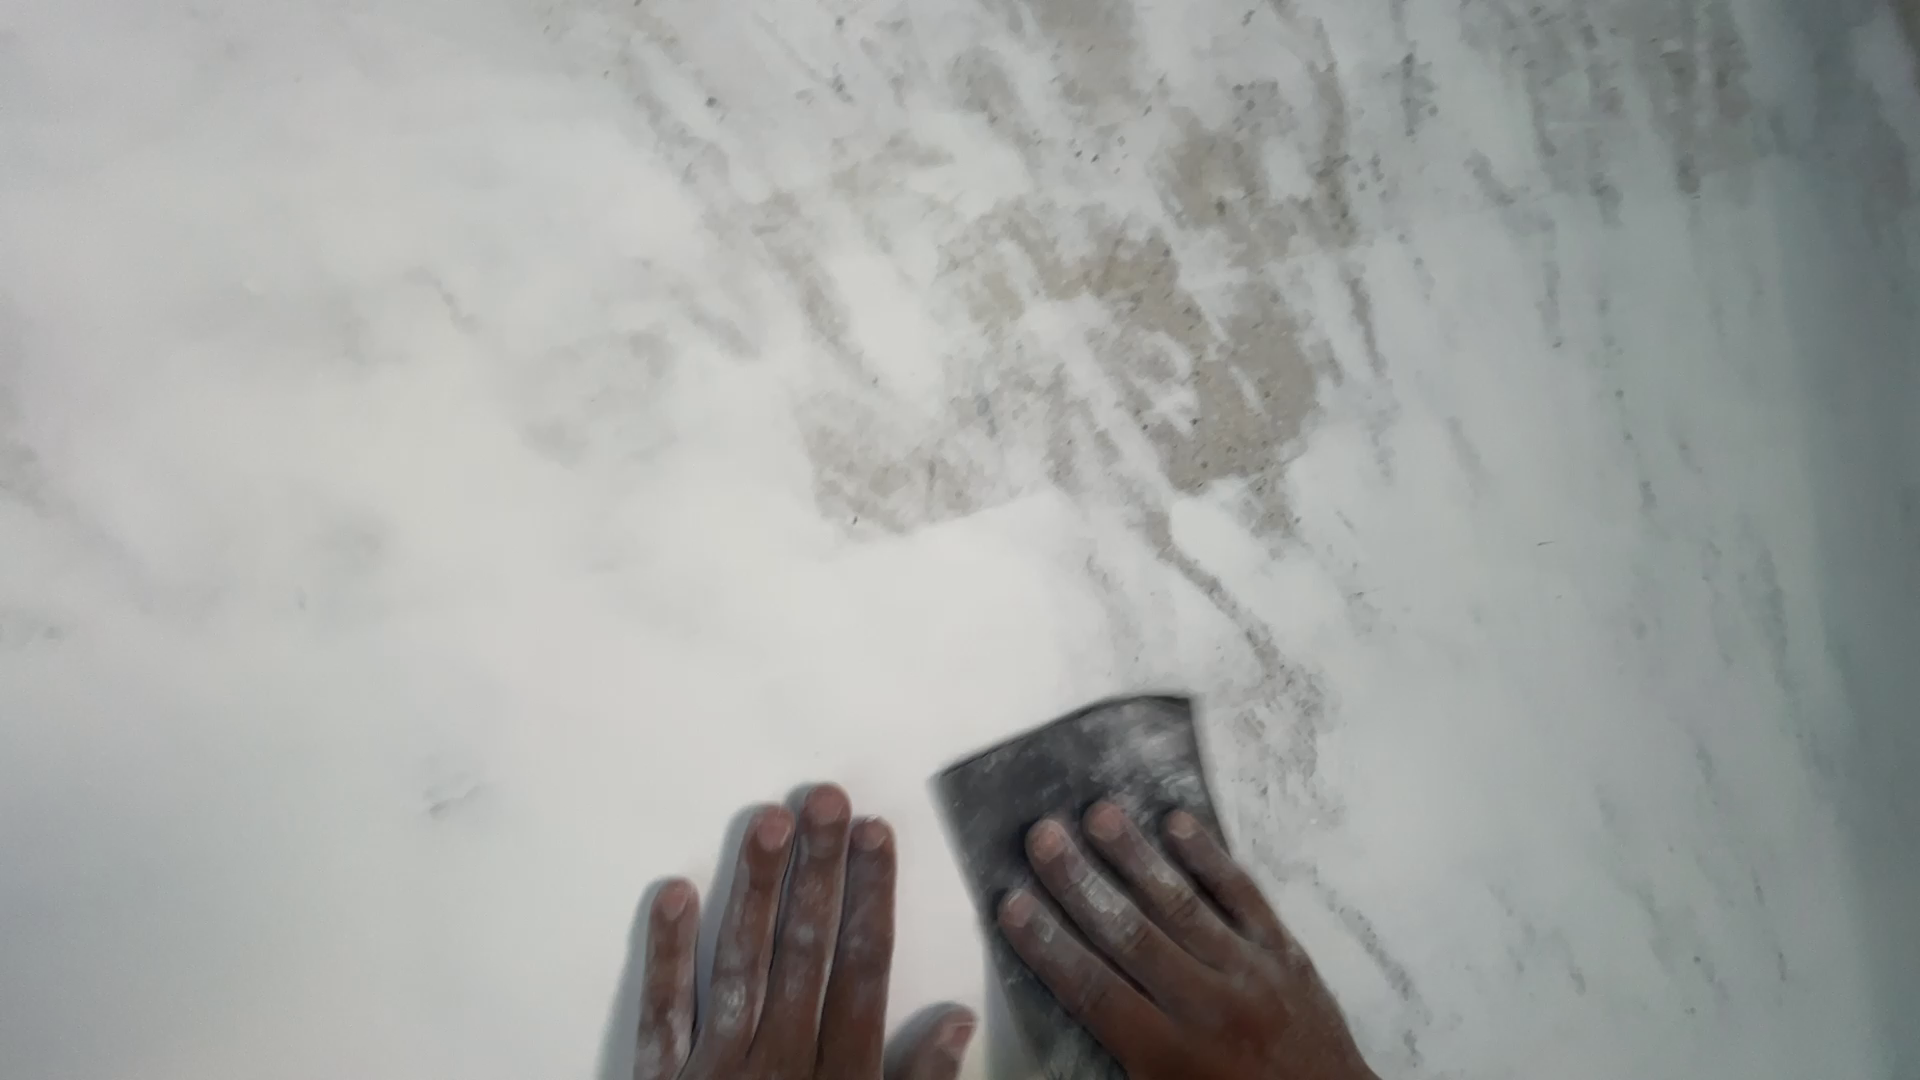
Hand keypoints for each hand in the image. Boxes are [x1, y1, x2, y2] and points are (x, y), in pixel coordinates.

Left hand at [634, 784, 974, 1079]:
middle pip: (806, 948)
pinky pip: (661, 1019)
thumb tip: (958, 1015)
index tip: (874, 829)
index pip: (865, 966)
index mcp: (839, 1075)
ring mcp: (716, 1072)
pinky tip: (673, 893)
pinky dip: (665, 958)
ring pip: (741, 965)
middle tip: (823, 797)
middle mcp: (781, 1060)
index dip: (873, 894)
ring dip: (753, 890)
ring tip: (766, 820)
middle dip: (819, 869)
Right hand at [996, 803, 1378, 1079]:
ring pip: (1182, 904)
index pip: (1096, 993)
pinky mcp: (1286, 952)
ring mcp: (1252, 973)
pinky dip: (1210, 858)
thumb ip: (1119, 1061)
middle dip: (1080, 882)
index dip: (1049, 947)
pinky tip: (1178, 821)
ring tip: (1100, 811)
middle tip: (1043, 834)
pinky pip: (1244, 896)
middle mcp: (1210, 1008)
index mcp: (1173, 1058)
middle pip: (1132, 935)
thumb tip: (1063, 1024)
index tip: (1011, 902)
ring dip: (1136, 855)